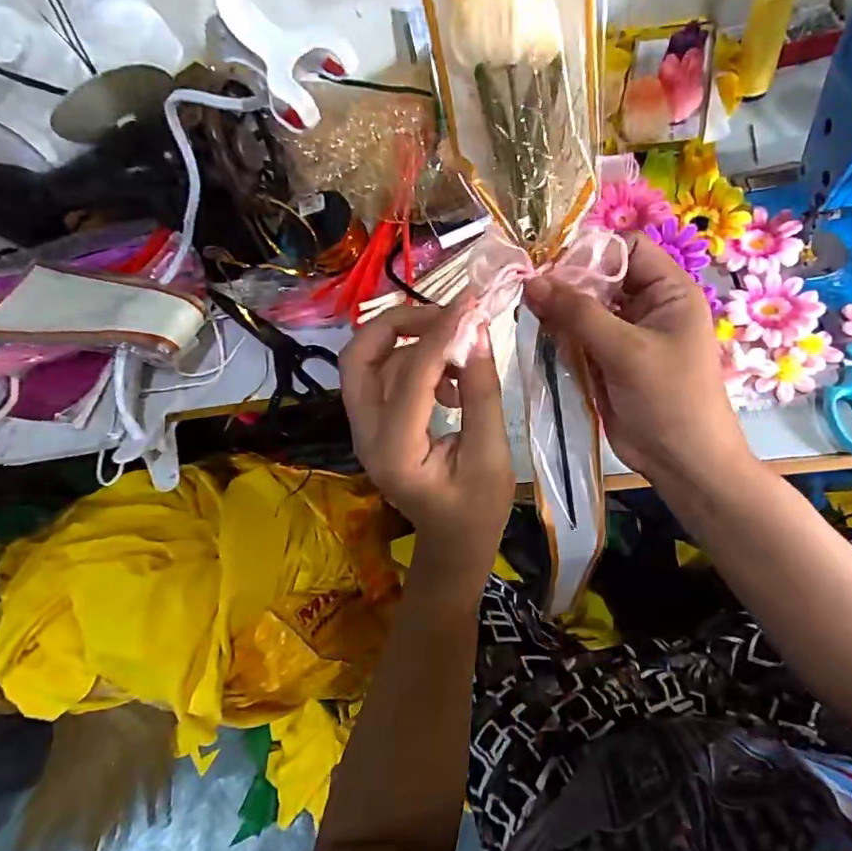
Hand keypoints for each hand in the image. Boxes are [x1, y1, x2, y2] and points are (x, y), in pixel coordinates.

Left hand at [340, 300, 512, 581]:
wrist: (452, 546)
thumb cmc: (477, 512)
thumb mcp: (491, 456)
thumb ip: (482, 393)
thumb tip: (478, 333)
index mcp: (394, 451)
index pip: (411, 375)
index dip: (442, 334)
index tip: (474, 304)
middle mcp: (366, 435)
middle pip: (359, 356)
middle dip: (400, 324)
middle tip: (448, 315)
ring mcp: (364, 430)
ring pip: (367, 361)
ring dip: (410, 341)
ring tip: (461, 352)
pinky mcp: (374, 425)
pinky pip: (382, 375)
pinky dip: (413, 361)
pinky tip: (453, 380)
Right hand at [524, 233, 753, 487]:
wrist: (683, 463)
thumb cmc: (670, 400)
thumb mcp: (627, 351)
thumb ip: (578, 313)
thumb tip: (531, 280)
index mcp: (669, 291)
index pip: (628, 248)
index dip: (591, 251)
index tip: (551, 265)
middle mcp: (648, 306)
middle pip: (601, 276)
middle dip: (567, 282)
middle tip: (529, 291)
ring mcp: (627, 334)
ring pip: (585, 307)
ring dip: (560, 311)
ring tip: (529, 314)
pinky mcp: (609, 361)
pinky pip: (579, 336)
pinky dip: (561, 336)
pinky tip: (540, 337)